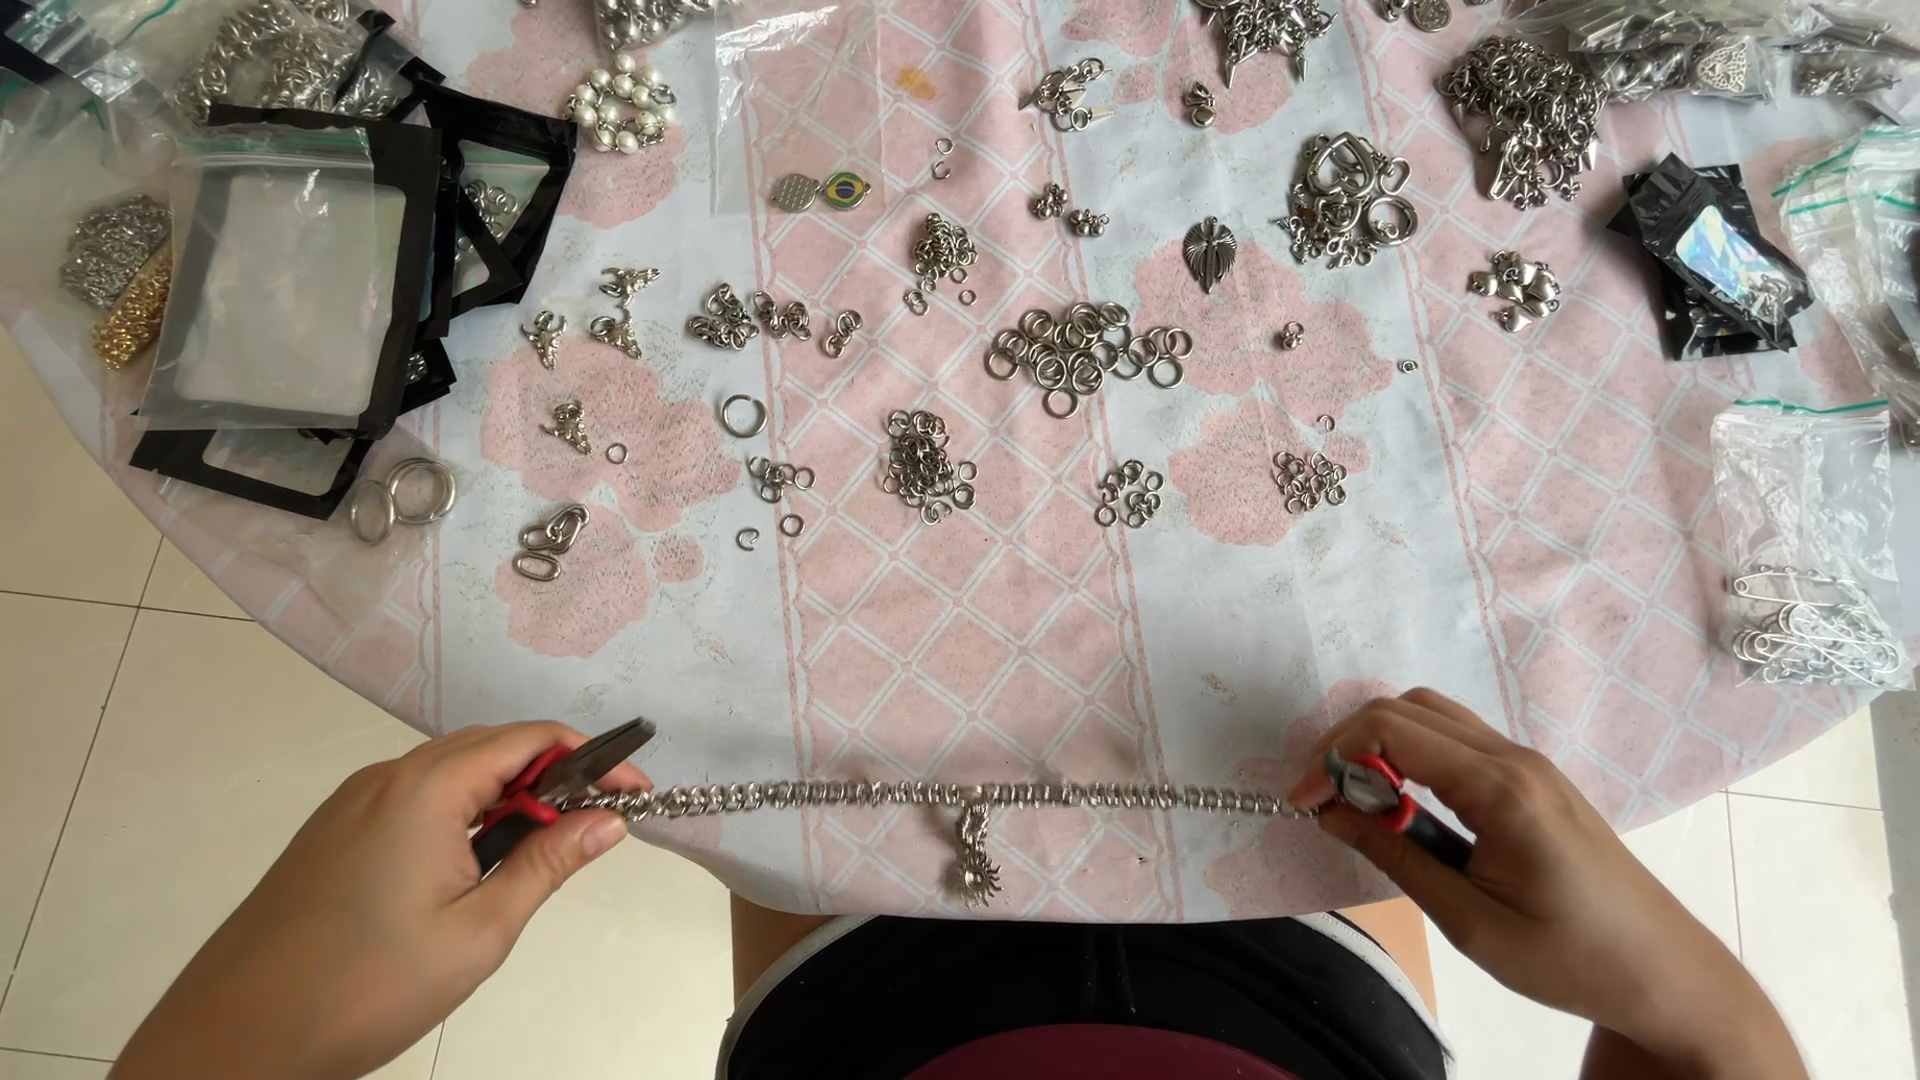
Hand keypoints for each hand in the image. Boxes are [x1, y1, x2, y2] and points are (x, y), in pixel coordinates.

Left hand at [113, 721, 648, 1079]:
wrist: (217, 1056)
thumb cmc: (363, 989)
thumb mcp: (478, 932)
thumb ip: (549, 863)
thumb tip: (611, 820)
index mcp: (427, 788)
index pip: (533, 739)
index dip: (594, 758)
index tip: (634, 793)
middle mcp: (389, 777)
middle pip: (496, 745)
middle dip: (556, 772)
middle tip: (594, 819)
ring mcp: (354, 802)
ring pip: (457, 769)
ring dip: (511, 790)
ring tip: (542, 840)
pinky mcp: (334, 831)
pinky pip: (420, 793)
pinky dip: (467, 806)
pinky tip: (475, 857)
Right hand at [1288, 690, 1804, 1079]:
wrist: (1675, 981)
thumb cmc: (1572, 961)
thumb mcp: (1469, 922)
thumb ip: (1391, 855)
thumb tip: (1327, 811)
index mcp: (1502, 789)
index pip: (1391, 730)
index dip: (1333, 755)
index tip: (1305, 801)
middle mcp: (1513, 758)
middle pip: (1404, 707)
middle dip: (1347, 742)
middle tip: (1323, 795)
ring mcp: (1525, 762)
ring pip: (1428, 713)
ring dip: (1377, 741)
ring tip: (1357, 793)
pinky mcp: (1529, 777)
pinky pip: (1451, 736)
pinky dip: (1408, 749)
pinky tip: (1401, 794)